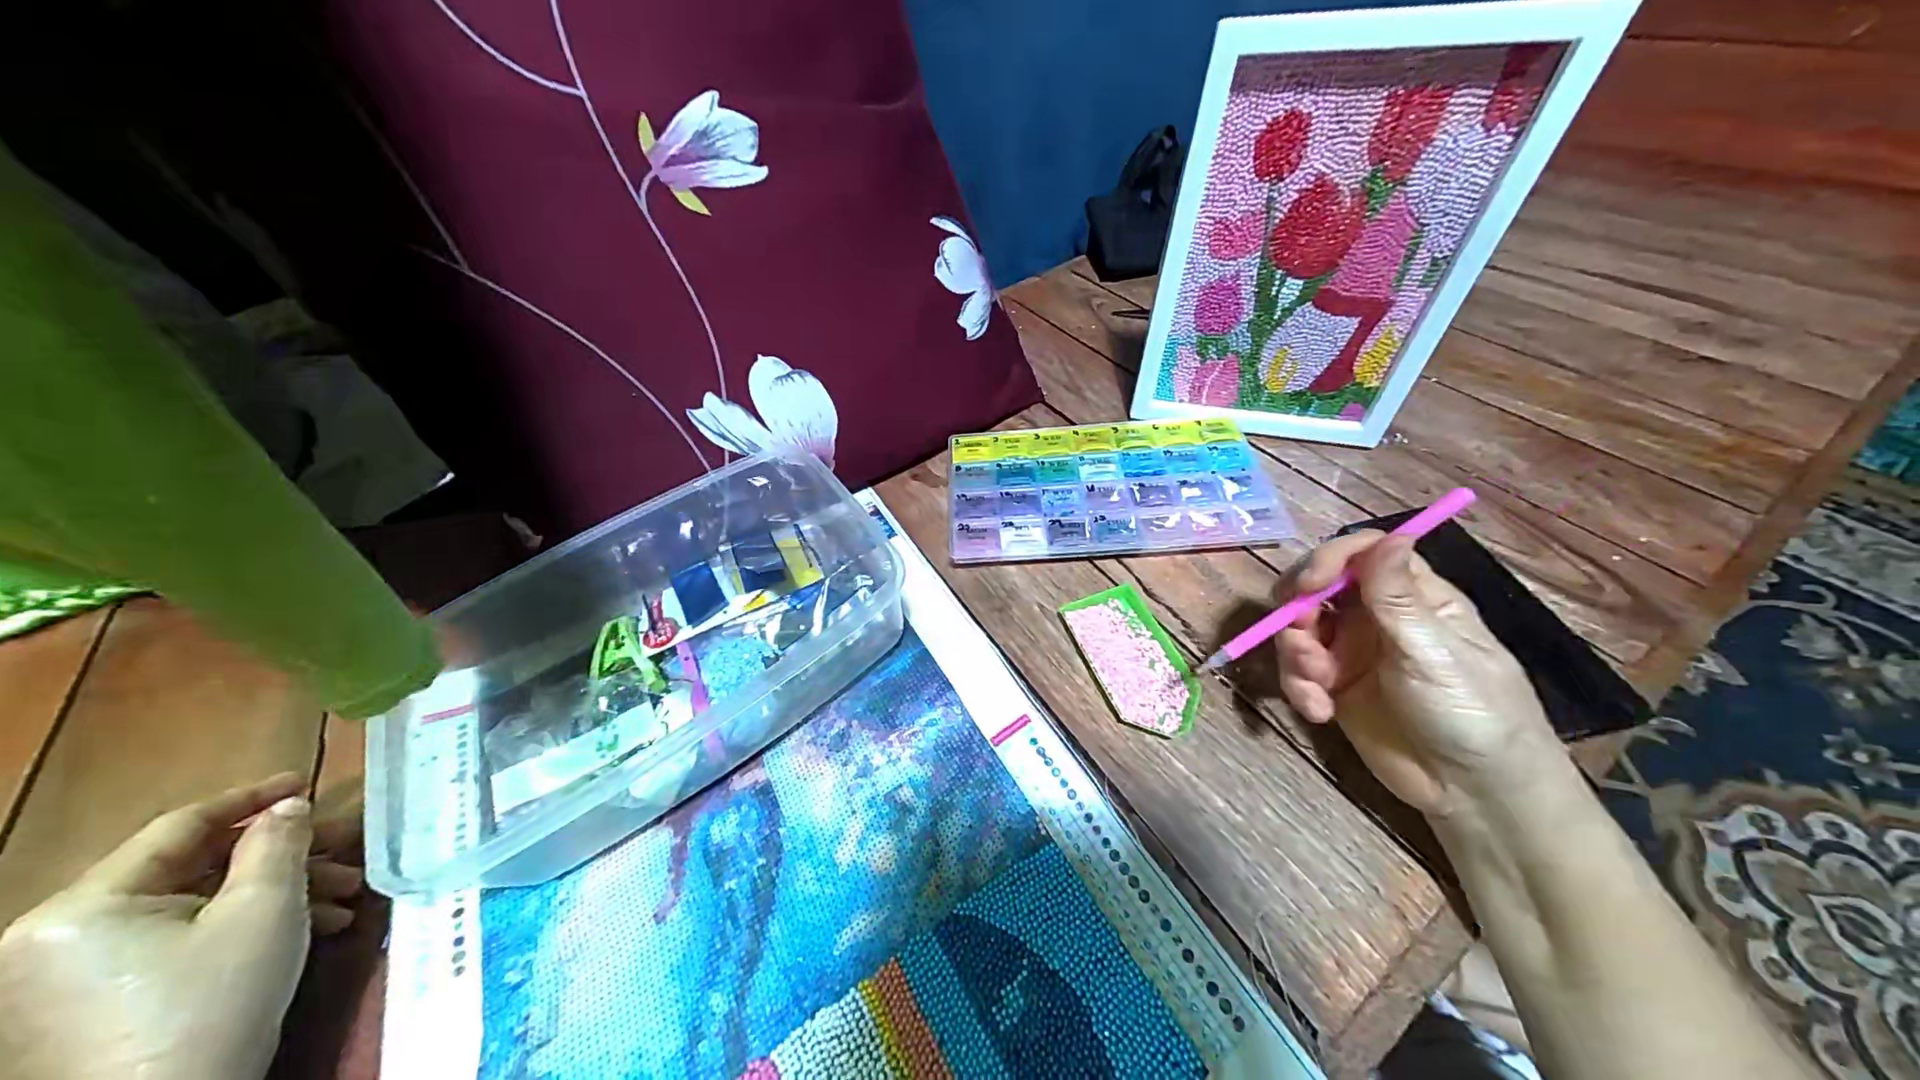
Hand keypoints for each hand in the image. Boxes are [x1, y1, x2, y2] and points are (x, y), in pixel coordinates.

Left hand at [0, 773, 363, 1079]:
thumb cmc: (213, 1001)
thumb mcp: (264, 909)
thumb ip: (277, 844)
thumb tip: (286, 807)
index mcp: (83, 907)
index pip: (180, 826)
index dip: (252, 797)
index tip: (307, 783)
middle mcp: (58, 934)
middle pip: (191, 869)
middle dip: (281, 860)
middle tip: (344, 854)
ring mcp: (68, 975)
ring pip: (191, 906)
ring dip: (273, 895)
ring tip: (341, 900)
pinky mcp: (91, 1003)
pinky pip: (173, 941)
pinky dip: (239, 928)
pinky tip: (305, 930)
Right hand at [1274, 532, 1559, 818]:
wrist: (1473, 794)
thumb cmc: (1473, 713)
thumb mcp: (1436, 653)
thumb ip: (1398, 598)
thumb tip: (1391, 534)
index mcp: (1413, 598)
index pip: (1362, 554)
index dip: (1330, 559)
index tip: (1308, 584)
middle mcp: (1375, 617)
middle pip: (1318, 587)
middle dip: (1298, 606)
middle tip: (1297, 631)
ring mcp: (1351, 652)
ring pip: (1298, 629)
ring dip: (1294, 652)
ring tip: (1314, 683)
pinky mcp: (1332, 687)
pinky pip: (1296, 672)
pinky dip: (1297, 687)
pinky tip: (1318, 711)